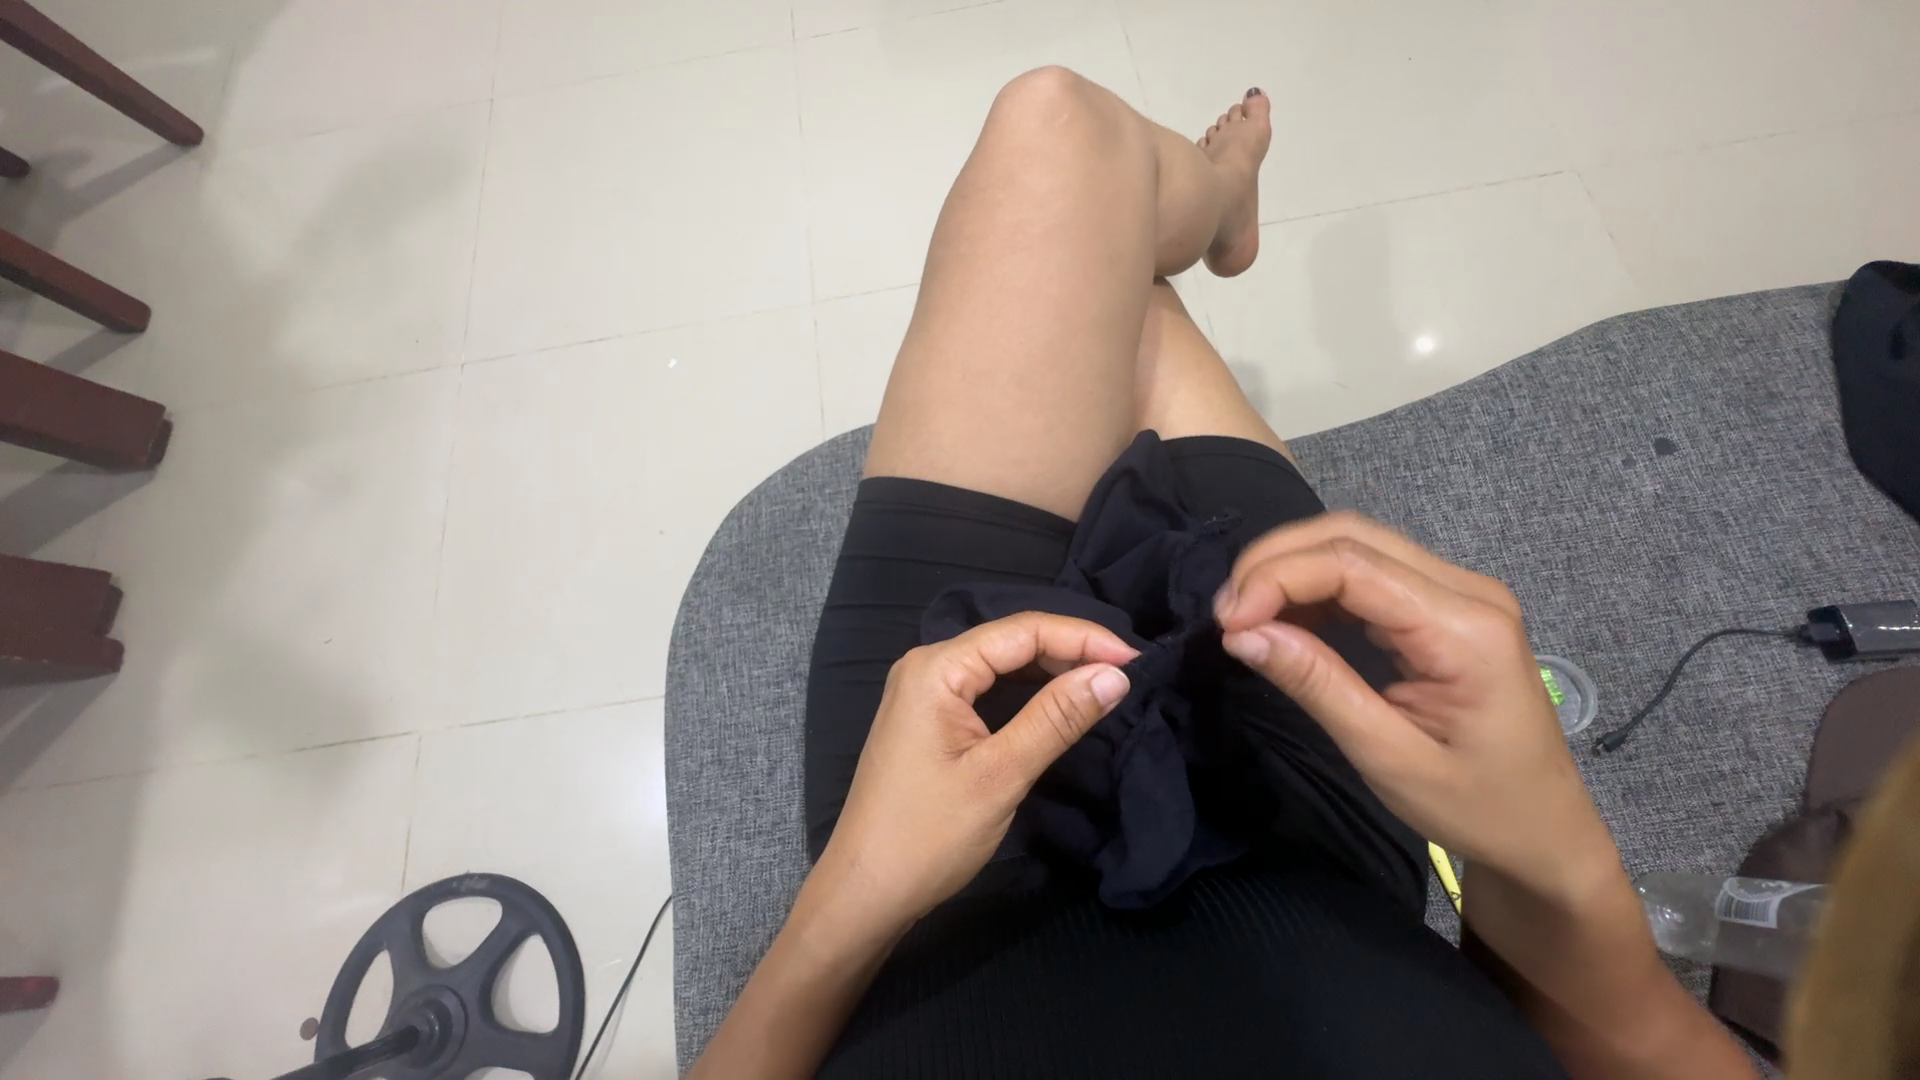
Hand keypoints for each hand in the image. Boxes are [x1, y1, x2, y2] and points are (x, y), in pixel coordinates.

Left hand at [814, 612, 1137, 931]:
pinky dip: (1027, 692)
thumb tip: (1114, 675)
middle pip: (1011, 640)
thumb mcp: (1001, 775)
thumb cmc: (928, 834)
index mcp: (937, 667)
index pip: (1022, 631)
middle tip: (1126, 675)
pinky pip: (987, 687)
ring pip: (1001, 663)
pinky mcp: (930, 716)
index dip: (1083, 637)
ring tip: (1103, 684)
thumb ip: (1057, 719)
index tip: (1135, 661)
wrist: (866, 890)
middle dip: (1070, 651)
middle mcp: (928, 666)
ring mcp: (925, 691)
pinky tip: (1058, 702)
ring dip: (1052, 670)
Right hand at [1212, 512, 1617, 901]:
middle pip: (1349, 536)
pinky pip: (1364, 571)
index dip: (1275, 579)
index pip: (1351, 564)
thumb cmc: (1475, 806)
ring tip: (1244, 615)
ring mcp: (1456, 591)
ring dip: (1288, 569)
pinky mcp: (1440, 604)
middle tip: (1226, 614)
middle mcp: (1465, 590)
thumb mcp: (1386, 756)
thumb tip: (1240, 634)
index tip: (1227, 623)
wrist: (1545, 832)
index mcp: (1464, 629)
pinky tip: (1282, 618)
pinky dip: (1311, 586)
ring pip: (1352, 544)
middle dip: (1273, 562)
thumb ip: (1316, 684)